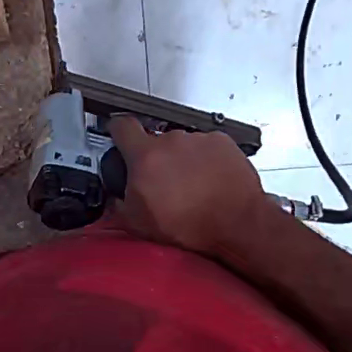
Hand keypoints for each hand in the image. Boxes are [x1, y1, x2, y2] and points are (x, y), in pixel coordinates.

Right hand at [105, 116, 272, 257]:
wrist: (236, 223)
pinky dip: (206, 160)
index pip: (122, 126)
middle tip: (164, 184)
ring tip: (192, 188)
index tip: (119, 133)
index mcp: (145, 156)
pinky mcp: (221, 142)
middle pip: (155, 141)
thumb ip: (120, 204)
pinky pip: (207, 147)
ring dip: (183, 161)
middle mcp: (171, 141)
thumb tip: (115, 199)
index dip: (117, 129)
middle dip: (157, 160)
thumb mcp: (140, 224)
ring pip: (182, 146)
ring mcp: (198, 140)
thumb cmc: (194, 224)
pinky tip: (209, 182)